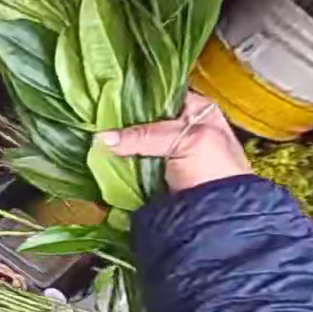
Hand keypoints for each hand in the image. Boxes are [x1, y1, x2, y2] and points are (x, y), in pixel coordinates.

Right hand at [98, 92, 252, 191]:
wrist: (218, 216)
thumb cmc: (215, 170)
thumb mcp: (184, 140)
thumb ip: (143, 135)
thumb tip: (102, 138)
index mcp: (197, 110)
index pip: (159, 95)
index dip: (136, 96)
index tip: (110, 98)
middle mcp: (180, 129)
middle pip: (142, 120)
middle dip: (121, 123)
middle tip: (97, 120)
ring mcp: (164, 155)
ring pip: (132, 144)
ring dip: (116, 146)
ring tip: (94, 139)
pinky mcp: (151, 177)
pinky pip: (129, 166)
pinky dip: (116, 165)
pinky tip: (101, 159)